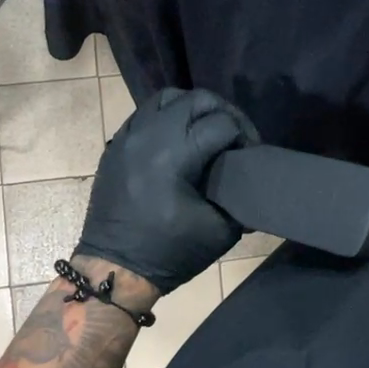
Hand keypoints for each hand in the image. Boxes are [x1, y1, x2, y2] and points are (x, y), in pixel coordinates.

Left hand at [74, 88, 258, 294]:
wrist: (115, 269)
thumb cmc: (170, 252)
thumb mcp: (221, 231)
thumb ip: (240, 196)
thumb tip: (252, 177)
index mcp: (176, 156)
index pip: (223, 123)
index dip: (245, 136)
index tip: (251, 156)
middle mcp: (150, 136)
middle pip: (197, 99)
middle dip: (224, 113)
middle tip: (235, 136)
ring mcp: (129, 137)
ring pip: (167, 98)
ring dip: (193, 109)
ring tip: (206, 131)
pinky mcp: (116, 145)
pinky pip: (145, 114)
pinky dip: (167, 118)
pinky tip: (179, 140)